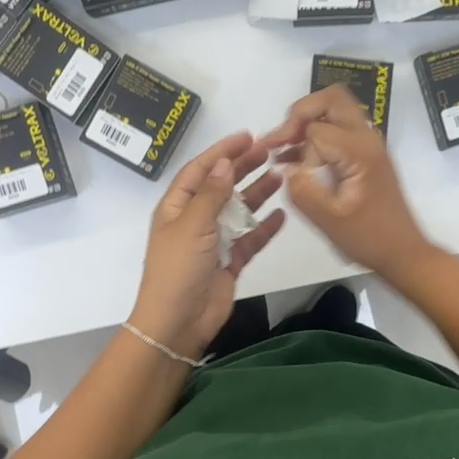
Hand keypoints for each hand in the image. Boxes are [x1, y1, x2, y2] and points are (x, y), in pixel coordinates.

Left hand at [129, 131, 285, 357]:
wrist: (178, 322)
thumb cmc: (178, 269)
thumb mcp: (192, 225)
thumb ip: (211, 194)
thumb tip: (224, 163)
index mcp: (177, 207)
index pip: (200, 170)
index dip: (222, 152)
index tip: (247, 136)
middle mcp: (195, 220)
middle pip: (221, 186)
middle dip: (243, 168)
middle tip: (269, 152)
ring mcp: (213, 242)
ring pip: (239, 211)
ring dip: (257, 194)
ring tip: (280, 177)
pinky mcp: (229, 262)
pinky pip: (250, 239)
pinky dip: (264, 228)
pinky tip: (281, 216)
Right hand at [264, 84, 439, 279]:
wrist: (404, 253)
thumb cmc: (369, 238)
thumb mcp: (329, 219)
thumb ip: (303, 189)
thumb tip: (285, 167)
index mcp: (359, 151)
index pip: (316, 128)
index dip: (292, 141)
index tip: (273, 158)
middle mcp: (367, 139)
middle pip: (331, 99)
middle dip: (300, 114)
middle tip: (280, 140)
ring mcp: (370, 146)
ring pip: (336, 112)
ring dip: (308, 123)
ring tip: (282, 150)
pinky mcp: (367, 157)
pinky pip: (340, 132)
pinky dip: (317, 137)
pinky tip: (296, 162)